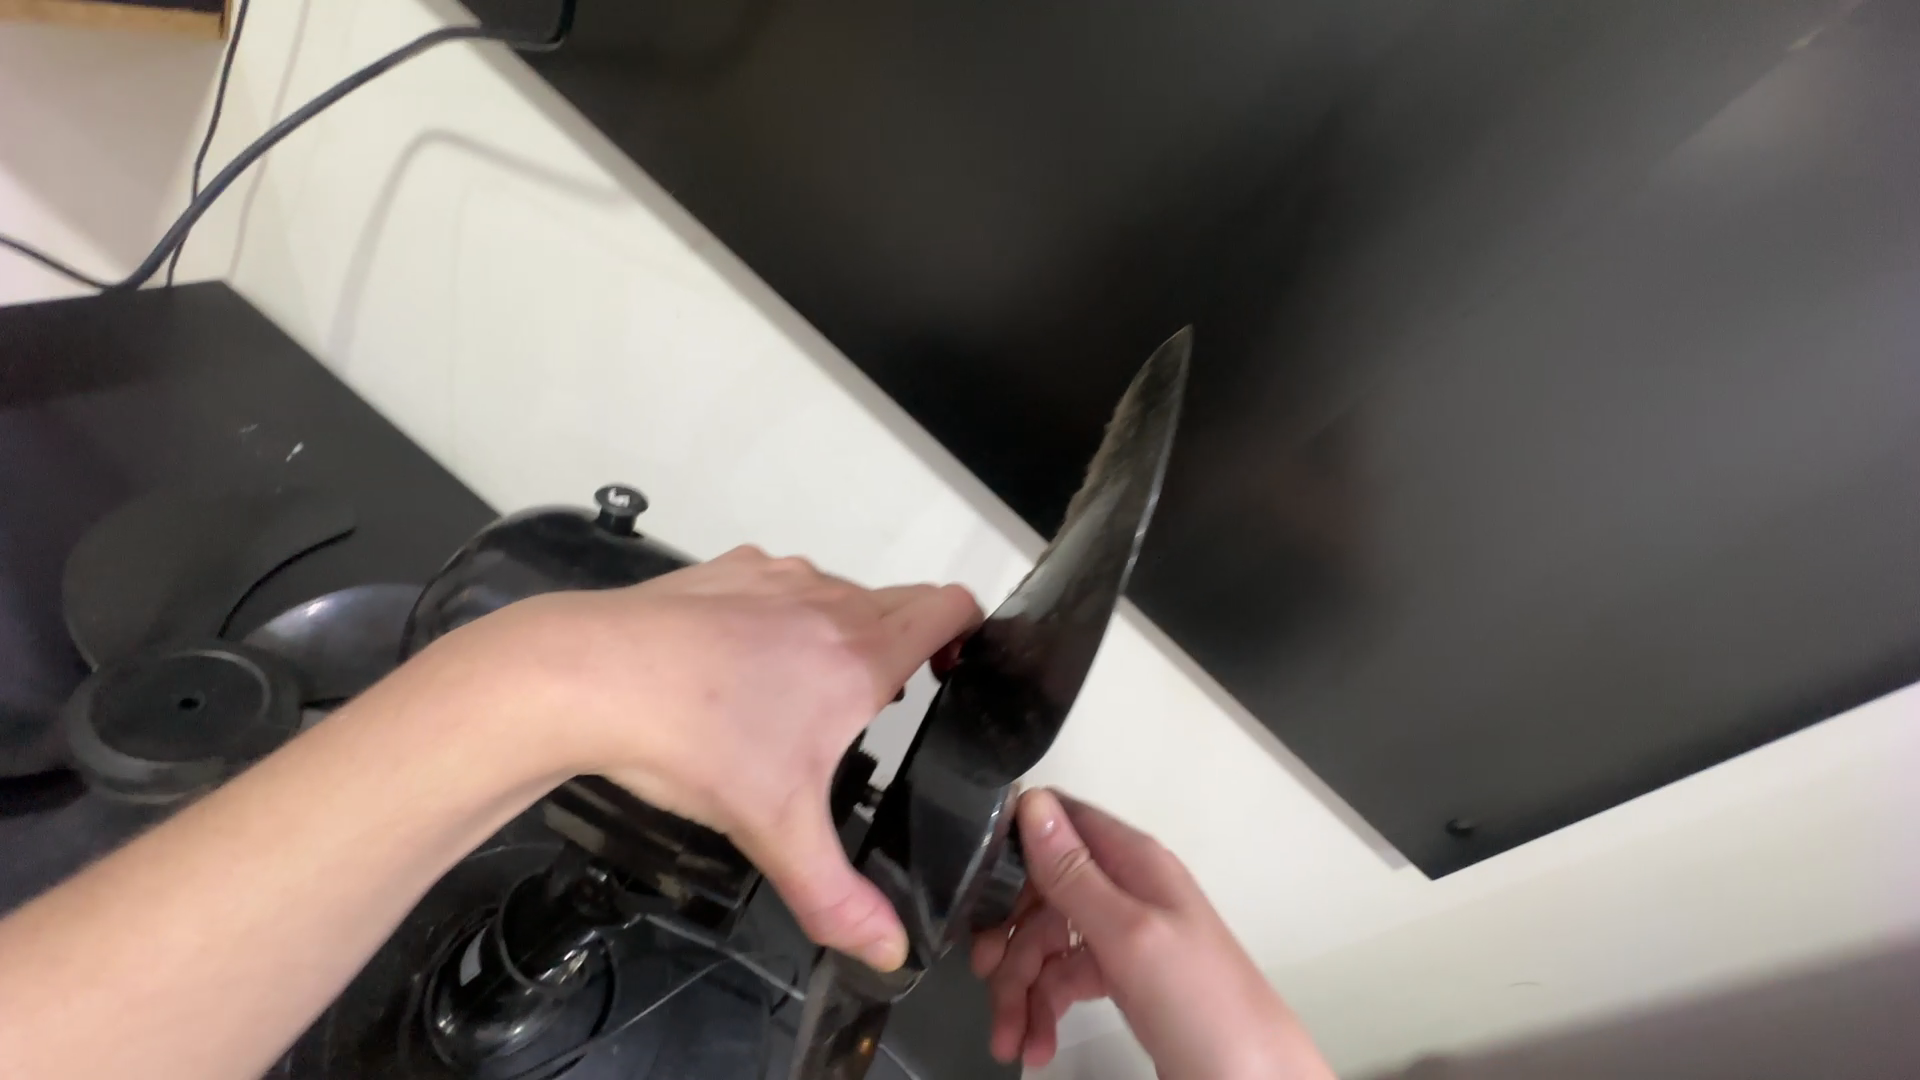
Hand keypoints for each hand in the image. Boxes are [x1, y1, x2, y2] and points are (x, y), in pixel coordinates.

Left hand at [435, 545, 980, 970]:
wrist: (590, 676)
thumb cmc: (699, 743)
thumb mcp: (776, 829)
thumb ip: (838, 896)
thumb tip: (889, 950)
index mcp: (863, 653)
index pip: (952, 607)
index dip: (969, 633)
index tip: (950, 673)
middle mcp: (832, 601)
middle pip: (904, 601)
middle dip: (908, 645)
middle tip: (873, 705)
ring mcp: (780, 575)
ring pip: (841, 594)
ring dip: (844, 630)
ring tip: (798, 688)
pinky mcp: (734, 567)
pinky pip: (784, 584)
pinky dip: (785, 612)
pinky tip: (739, 656)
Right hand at [972, 789, 1334, 1078]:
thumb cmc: (1202, 1006)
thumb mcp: (1130, 936)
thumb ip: (1075, 873)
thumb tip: (1030, 800)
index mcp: (1132, 861)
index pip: (1062, 822)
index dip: (1016, 844)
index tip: (974, 882)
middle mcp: (1126, 888)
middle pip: (1046, 889)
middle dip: (1010, 934)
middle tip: (983, 976)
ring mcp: (1126, 935)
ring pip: (1051, 939)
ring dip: (1021, 984)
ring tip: (1009, 1039)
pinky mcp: (1125, 978)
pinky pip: (1068, 977)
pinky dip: (1045, 1007)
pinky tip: (1034, 1045)